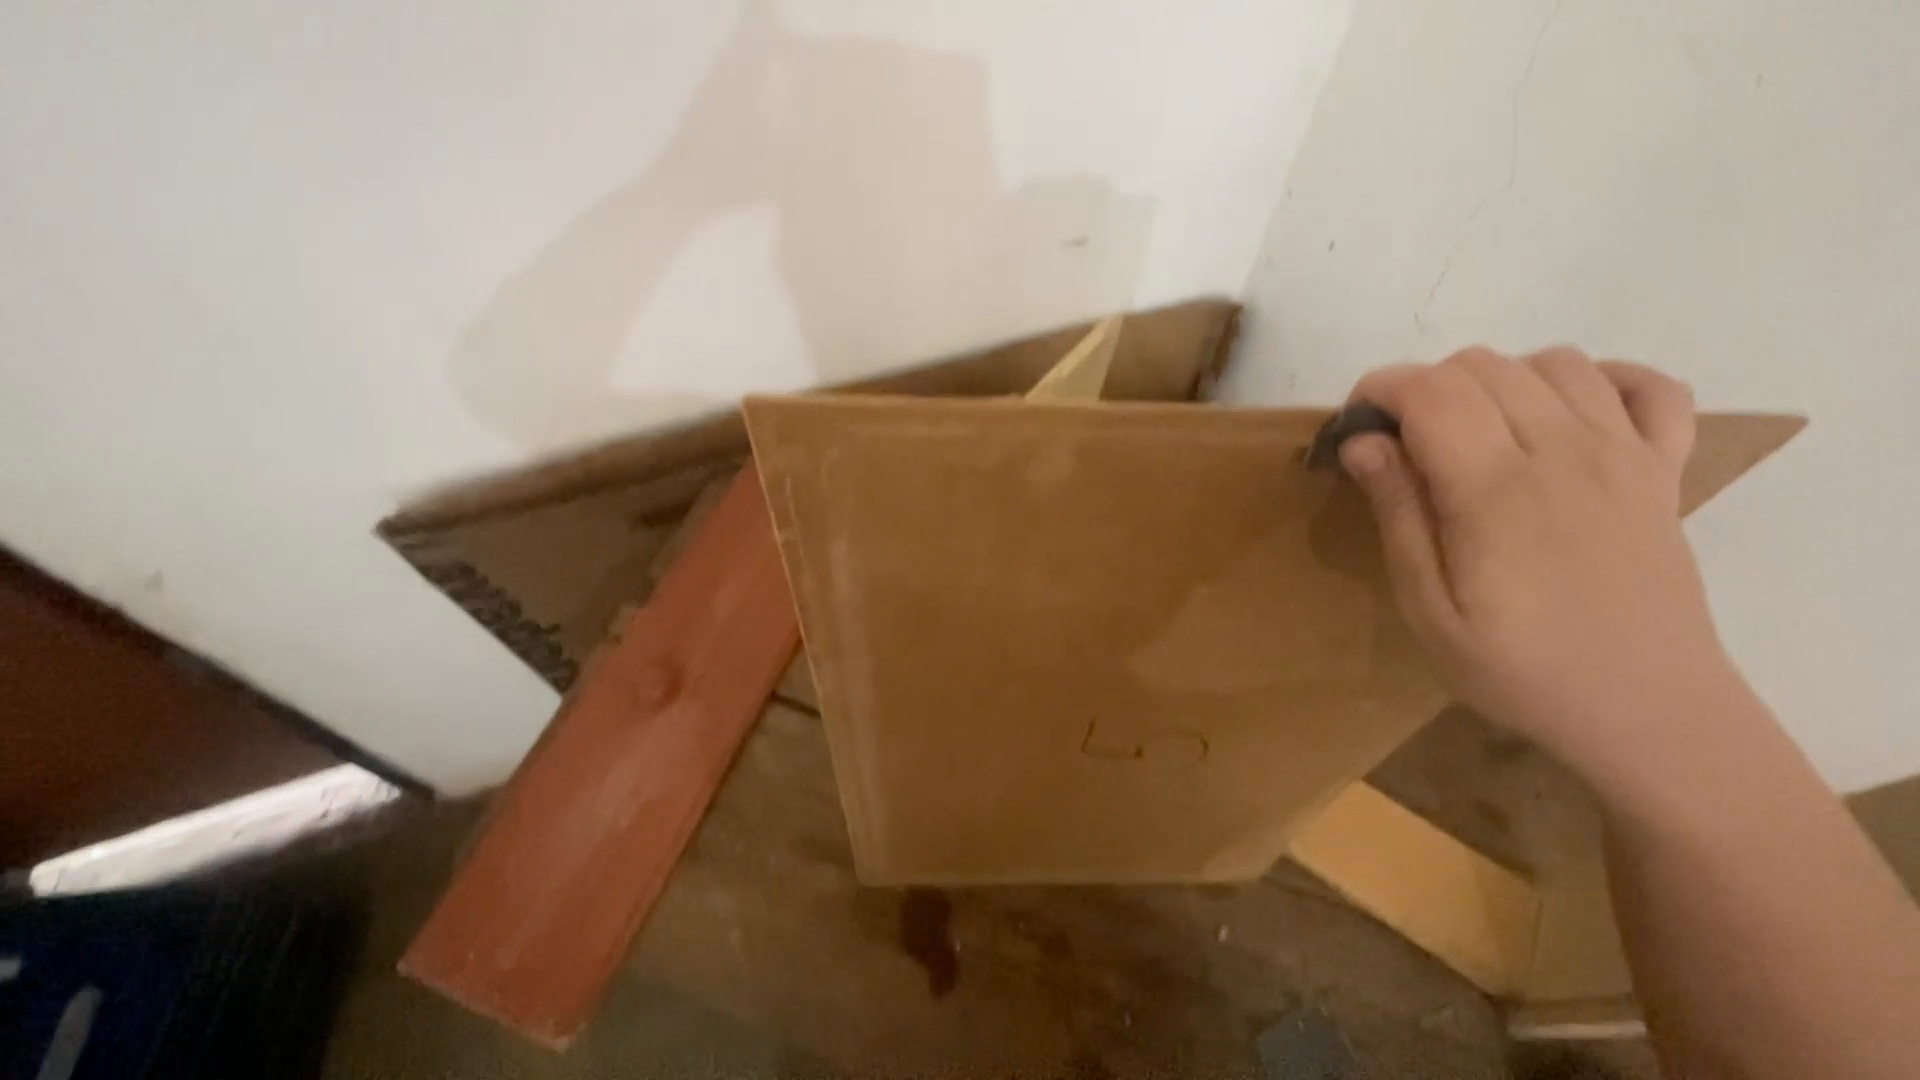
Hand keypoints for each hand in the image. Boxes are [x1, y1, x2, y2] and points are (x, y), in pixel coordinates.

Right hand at [1340, 347, 1739, 773]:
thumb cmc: (1518, 669)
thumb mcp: (1428, 609)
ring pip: (1552, 362)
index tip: (1354, 429)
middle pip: (1480, 366)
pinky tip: (1565, 417)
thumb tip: (1364, 441)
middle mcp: (1565, 450)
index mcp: (1497, 489)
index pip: (1430, 390)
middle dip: (1424, 388)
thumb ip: (1399, 514)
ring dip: (1496, 381)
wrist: (1647, 711)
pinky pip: (1648, 386)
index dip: (1378, 391)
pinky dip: (1600, 381)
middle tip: (1402, 446)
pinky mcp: (1666, 469)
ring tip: (1474, 436)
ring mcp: (1625, 454)